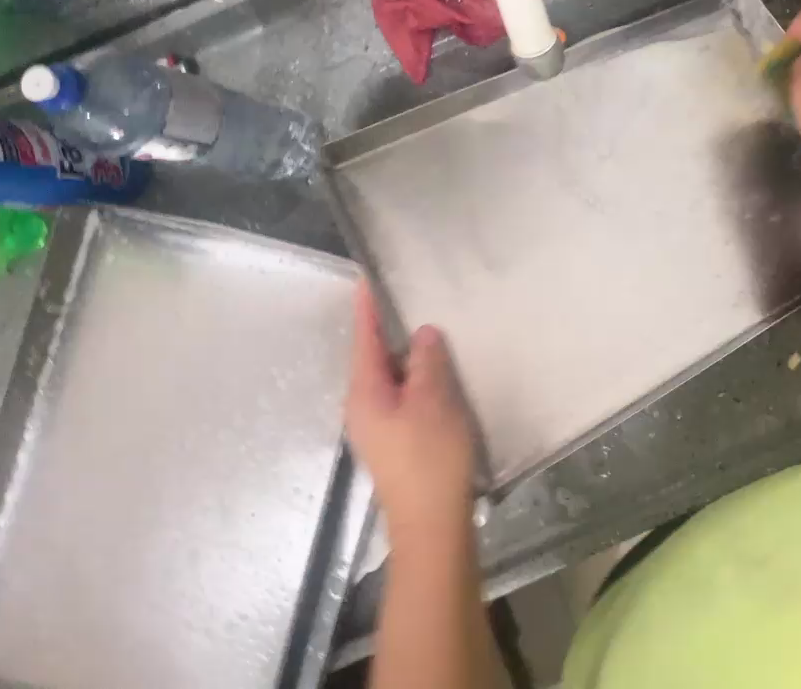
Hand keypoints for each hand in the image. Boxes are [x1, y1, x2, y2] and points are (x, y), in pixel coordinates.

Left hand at [347, 285, 478, 541]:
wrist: (432, 523)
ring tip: (430, 328)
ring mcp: (378, 427)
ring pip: (391, 378)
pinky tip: (438, 373)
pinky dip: (416, 378)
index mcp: (364, 392)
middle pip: (374, 357)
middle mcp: (363, 407)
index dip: (367, 307)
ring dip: (407, 355)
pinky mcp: (396, 441)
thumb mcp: (433, 400)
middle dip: (389, 328)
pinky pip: (402, 396)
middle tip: (410, 296)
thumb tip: (422, 333)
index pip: (364, 338)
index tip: (366, 276)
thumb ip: (426, 361)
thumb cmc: (430, 457)